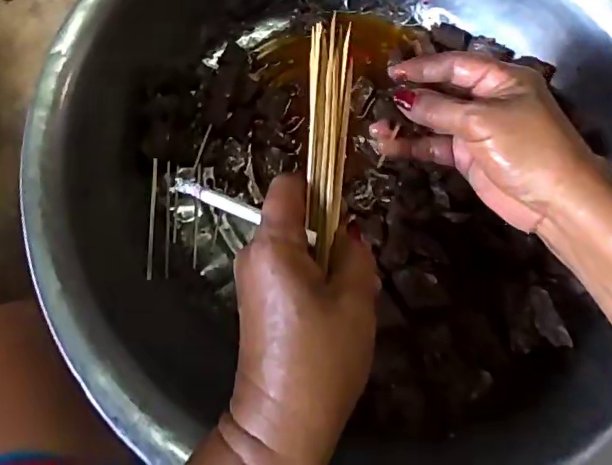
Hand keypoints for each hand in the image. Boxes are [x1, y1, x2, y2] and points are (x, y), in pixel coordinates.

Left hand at [220, 173, 377, 463]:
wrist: (280, 428)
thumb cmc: (321, 357)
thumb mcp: (355, 296)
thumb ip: (354, 250)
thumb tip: (347, 229)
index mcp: (273, 245)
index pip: (288, 184)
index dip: (319, 182)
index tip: (347, 197)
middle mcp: (254, 254)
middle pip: (294, 215)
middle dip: (329, 228)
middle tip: (358, 259)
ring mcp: (253, 280)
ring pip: (295, 244)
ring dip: (325, 257)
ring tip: (353, 291)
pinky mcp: (257, 303)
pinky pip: (288, 269)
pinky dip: (313, 277)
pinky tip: (336, 310)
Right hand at [375, 53, 605, 232]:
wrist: (558, 202)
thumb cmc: (527, 147)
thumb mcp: (482, 122)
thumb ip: (440, 109)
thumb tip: (403, 98)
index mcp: (502, 78)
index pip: (455, 64)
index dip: (423, 67)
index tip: (392, 71)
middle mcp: (489, 98)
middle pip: (444, 90)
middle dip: (412, 95)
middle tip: (378, 96)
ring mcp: (480, 128)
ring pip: (436, 120)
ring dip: (408, 123)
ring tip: (375, 127)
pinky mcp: (472, 157)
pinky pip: (438, 146)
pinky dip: (415, 146)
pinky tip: (390, 147)